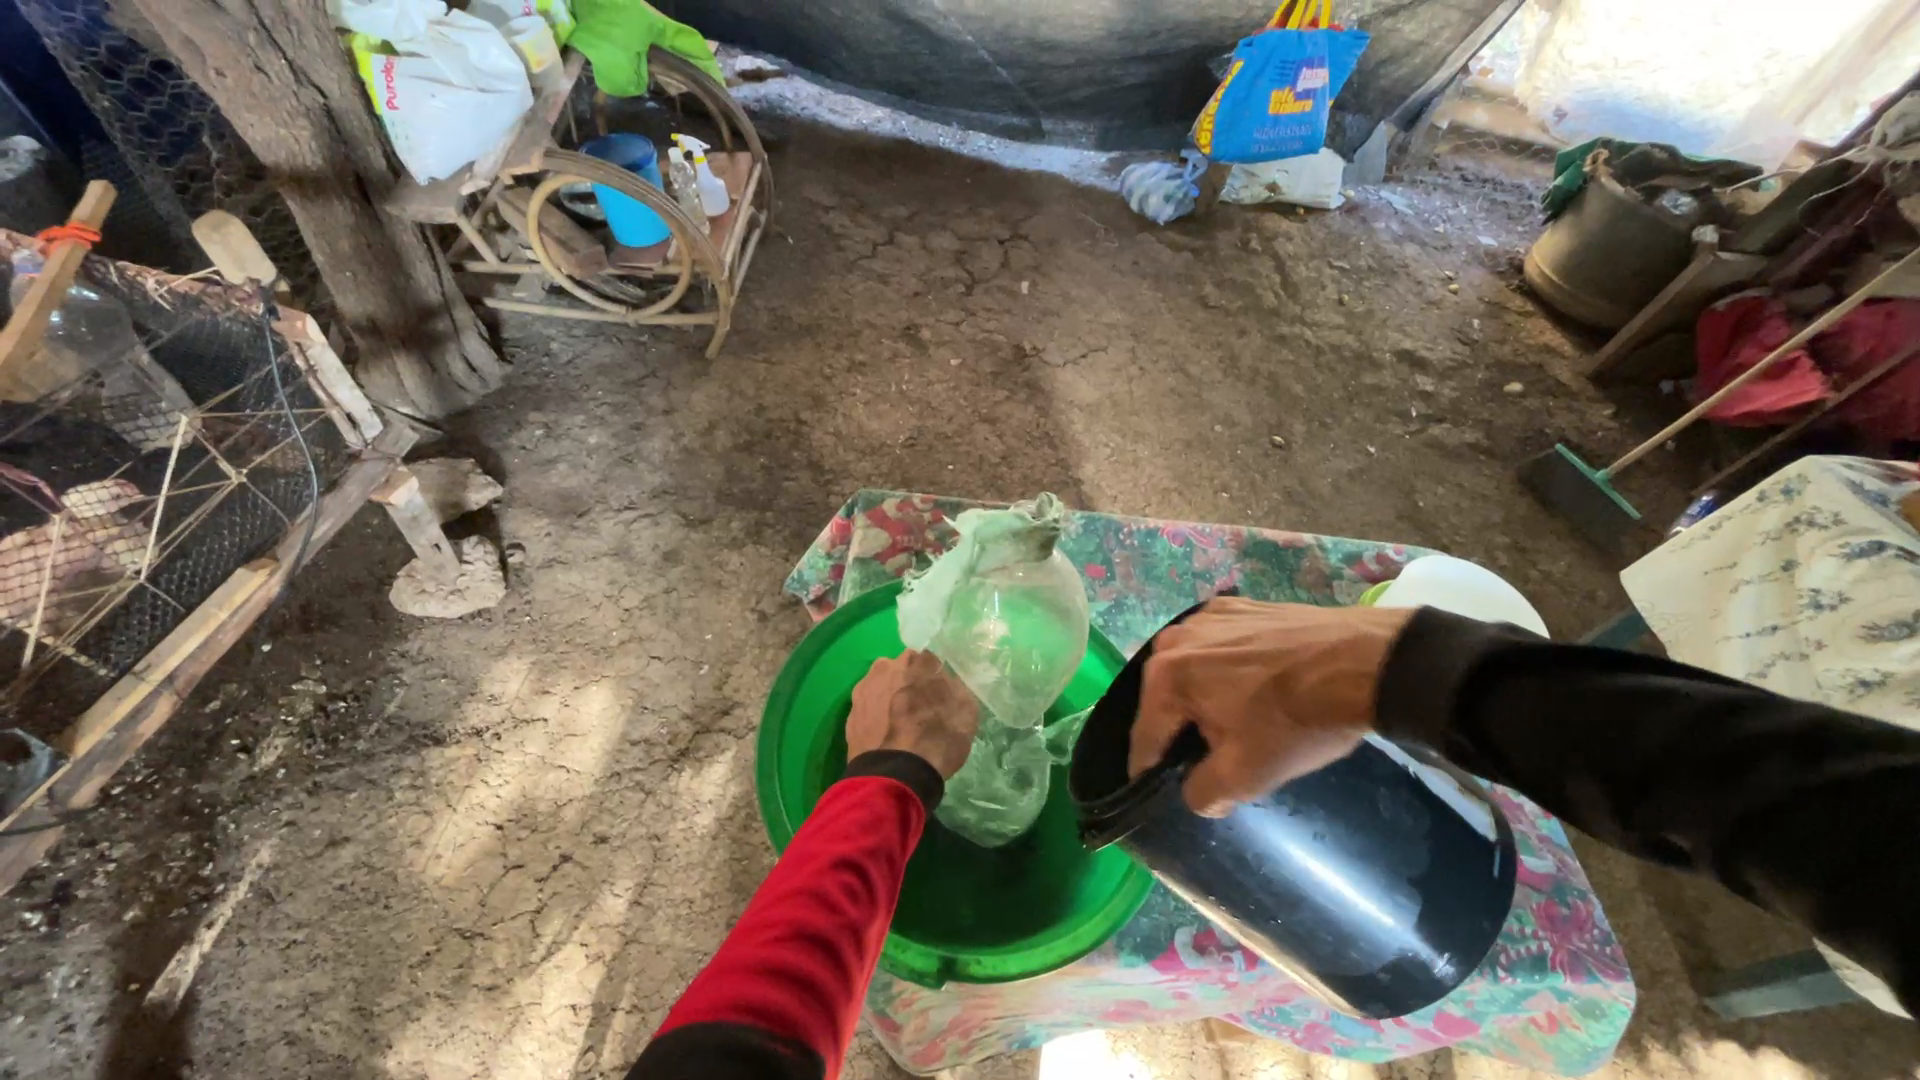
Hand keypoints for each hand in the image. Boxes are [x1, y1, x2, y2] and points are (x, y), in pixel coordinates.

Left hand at [848, 650, 978, 778]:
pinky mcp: (850, 711)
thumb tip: (948, 683)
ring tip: (898, 722)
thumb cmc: (937, 740)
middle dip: (909, 681)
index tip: (939, 693)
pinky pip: (868, 705)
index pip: (930, 660)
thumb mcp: (967, 714)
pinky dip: (875, 714)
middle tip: (919, 707)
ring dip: (889, 695)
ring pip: (882, 684)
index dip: (935, 677)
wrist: (895, 775)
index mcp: (919, 662)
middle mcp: (888, 666)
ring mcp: (865, 687)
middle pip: (902, 668)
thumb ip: (957, 689)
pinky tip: (884, 733)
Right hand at [1128, 598, 1412, 816]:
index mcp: (1164, 677)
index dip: (1152, 771)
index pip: (1144, 738)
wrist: (1367, 662)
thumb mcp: (1247, 774)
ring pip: (1191, 670)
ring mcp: (1206, 616)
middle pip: (1165, 699)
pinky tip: (1259, 682)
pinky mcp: (1238, 605)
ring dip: (1205, 695)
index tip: (1166, 789)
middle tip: (1216, 753)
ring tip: (1241, 716)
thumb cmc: (1298, 719)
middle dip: (1183, 728)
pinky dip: (1227, 667)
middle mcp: (1174, 637)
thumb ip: (1204, 792)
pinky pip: (1217, 646)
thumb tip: (1196, 793)